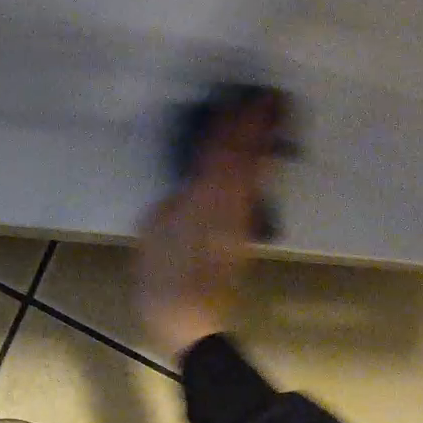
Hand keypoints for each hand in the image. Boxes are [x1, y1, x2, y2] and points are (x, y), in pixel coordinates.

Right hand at [136, 95, 280, 361]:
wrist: (191, 326)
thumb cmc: (162, 283)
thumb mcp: (152, 236)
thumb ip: (172, 204)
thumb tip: (187, 187)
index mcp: (202, 202)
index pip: (218, 153)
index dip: (228, 125)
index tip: (236, 97)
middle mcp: (227, 207)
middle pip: (243, 160)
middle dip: (254, 127)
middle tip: (268, 96)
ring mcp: (238, 224)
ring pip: (253, 176)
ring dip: (260, 145)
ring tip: (269, 119)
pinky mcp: (240, 240)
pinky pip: (251, 194)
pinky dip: (255, 172)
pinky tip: (256, 164)